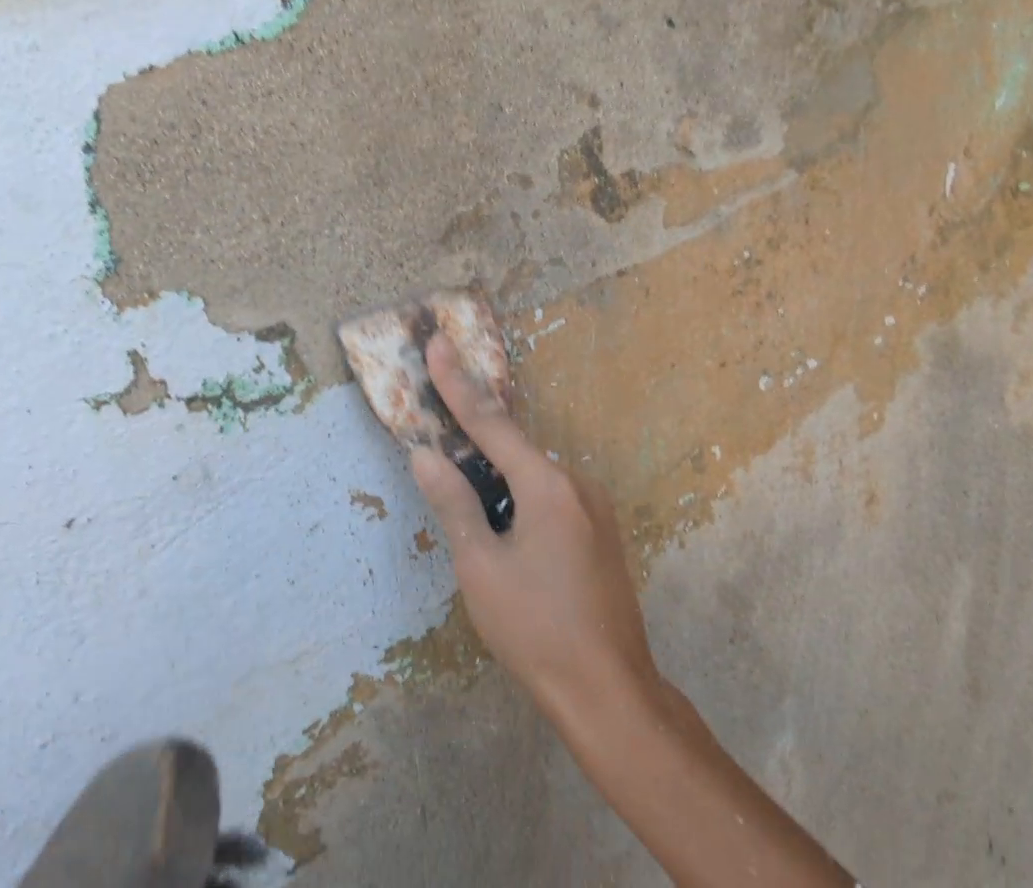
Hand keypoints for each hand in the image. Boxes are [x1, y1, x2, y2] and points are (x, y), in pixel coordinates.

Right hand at [409, 334, 658, 725]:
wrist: (607, 689)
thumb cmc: (535, 628)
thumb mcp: (481, 566)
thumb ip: (454, 504)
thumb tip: (425, 455)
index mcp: (547, 486)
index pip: (491, 422)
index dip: (457, 383)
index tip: (438, 343)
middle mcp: (578, 486)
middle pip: (514, 450)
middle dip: (473, 443)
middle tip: (436, 441)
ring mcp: (596, 511)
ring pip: (533, 480)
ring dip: (496, 483)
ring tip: (466, 515)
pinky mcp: (601, 536)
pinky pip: (551, 502)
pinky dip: (519, 502)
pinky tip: (503, 536)